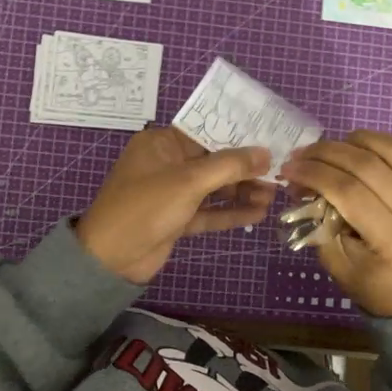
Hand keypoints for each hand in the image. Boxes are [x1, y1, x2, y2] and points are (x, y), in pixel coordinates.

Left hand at [75, 128, 273, 283]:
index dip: (239, 136)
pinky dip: (231, 211)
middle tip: (280, 173)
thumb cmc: (146, 207)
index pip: (207, 132)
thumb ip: (229, 165)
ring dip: (242, 190)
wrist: (111, 258)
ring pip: (214, 187)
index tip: (271, 139)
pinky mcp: (177, 218)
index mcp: (161, 143)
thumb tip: (264, 153)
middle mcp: (167, 163)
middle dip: (246, 167)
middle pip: (214, 160)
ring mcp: (172, 193)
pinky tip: (258, 213)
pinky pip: (209, 210)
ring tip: (275, 194)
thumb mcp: (189, 182)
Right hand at [280, 131, 391, 317]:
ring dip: (351, 142)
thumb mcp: (335, 262)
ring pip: (390, 150)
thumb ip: (320, 223)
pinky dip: (373, 141)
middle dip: (325, 155)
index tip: (288, 170)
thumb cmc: (370, 285)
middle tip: (297, 157)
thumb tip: (303, 185)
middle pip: (367, 166)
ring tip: (325, 150)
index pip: (350, 192)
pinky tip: (351, 148)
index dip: (315, 175)